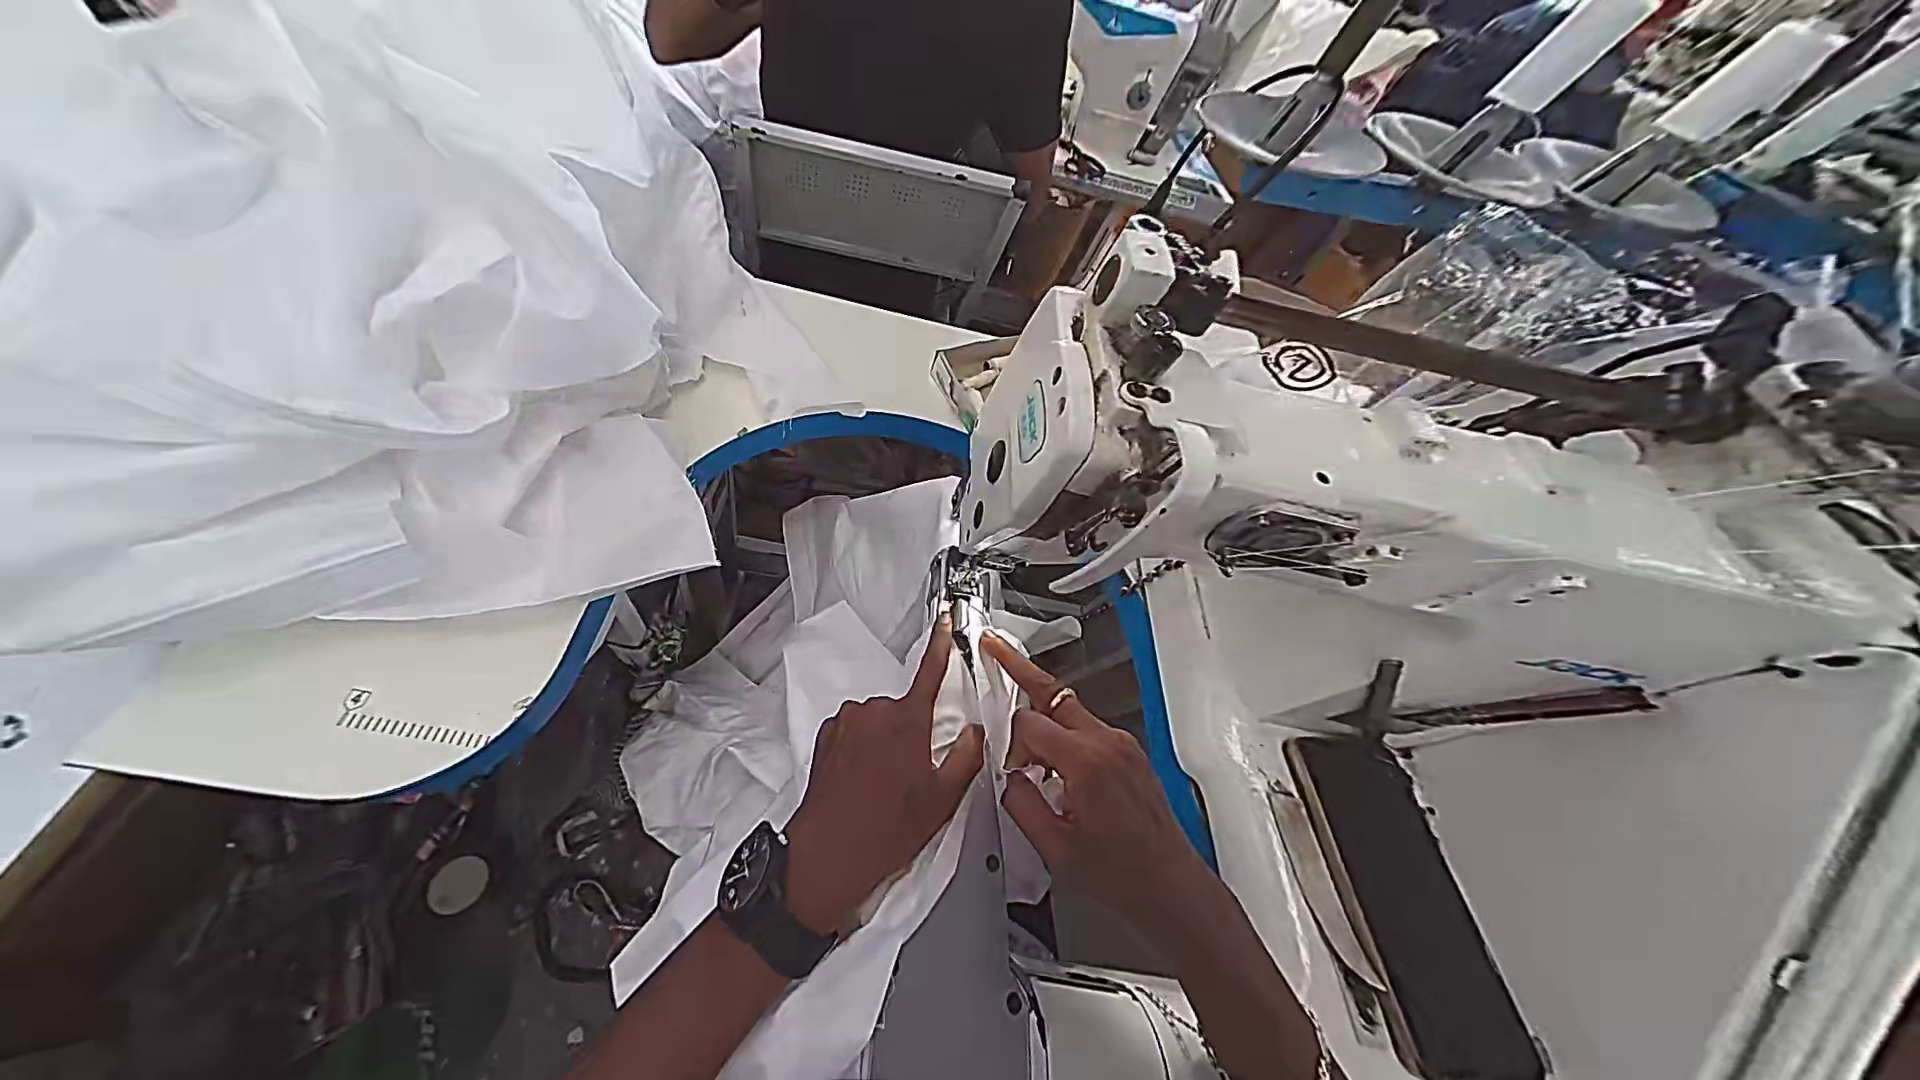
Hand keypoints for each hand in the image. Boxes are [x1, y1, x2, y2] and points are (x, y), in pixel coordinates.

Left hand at [783, 617, 985, 934]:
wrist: (829, 853)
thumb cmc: (883, 829)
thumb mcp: (942, 797)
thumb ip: (967, 755)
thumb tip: (975, 733)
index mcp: (908, 720)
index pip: (931, 669)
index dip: (942, 641)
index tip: (945, 618)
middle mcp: (875, 712)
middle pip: (906, 708)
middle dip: (913, 732)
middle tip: (911, 774)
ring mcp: (848, 722)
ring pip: (880, 720)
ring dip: (886, 741)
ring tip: (884, 784)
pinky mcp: (828, 734)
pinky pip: (856, 729)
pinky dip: (863, 747)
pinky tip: (864, 779)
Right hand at [981, 632, 1213, 940]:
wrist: (1171, 885)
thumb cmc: (1124, 874)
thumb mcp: (1054, 847)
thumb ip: (1020, 802)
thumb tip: (1009, 777)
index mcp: (1087, 763)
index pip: (1029, 723)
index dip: (1009, 743)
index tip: (1007, 764)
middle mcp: (1108, 743)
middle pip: (1053, 690)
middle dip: (1019, 668)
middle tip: (996, 648)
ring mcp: (1122, 744)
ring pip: (1069, 708)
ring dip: (1042, 717)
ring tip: (1026, 738)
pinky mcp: (1129, 751)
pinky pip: (1087, 727)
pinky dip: (1064, 734)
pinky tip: (1057, 765)